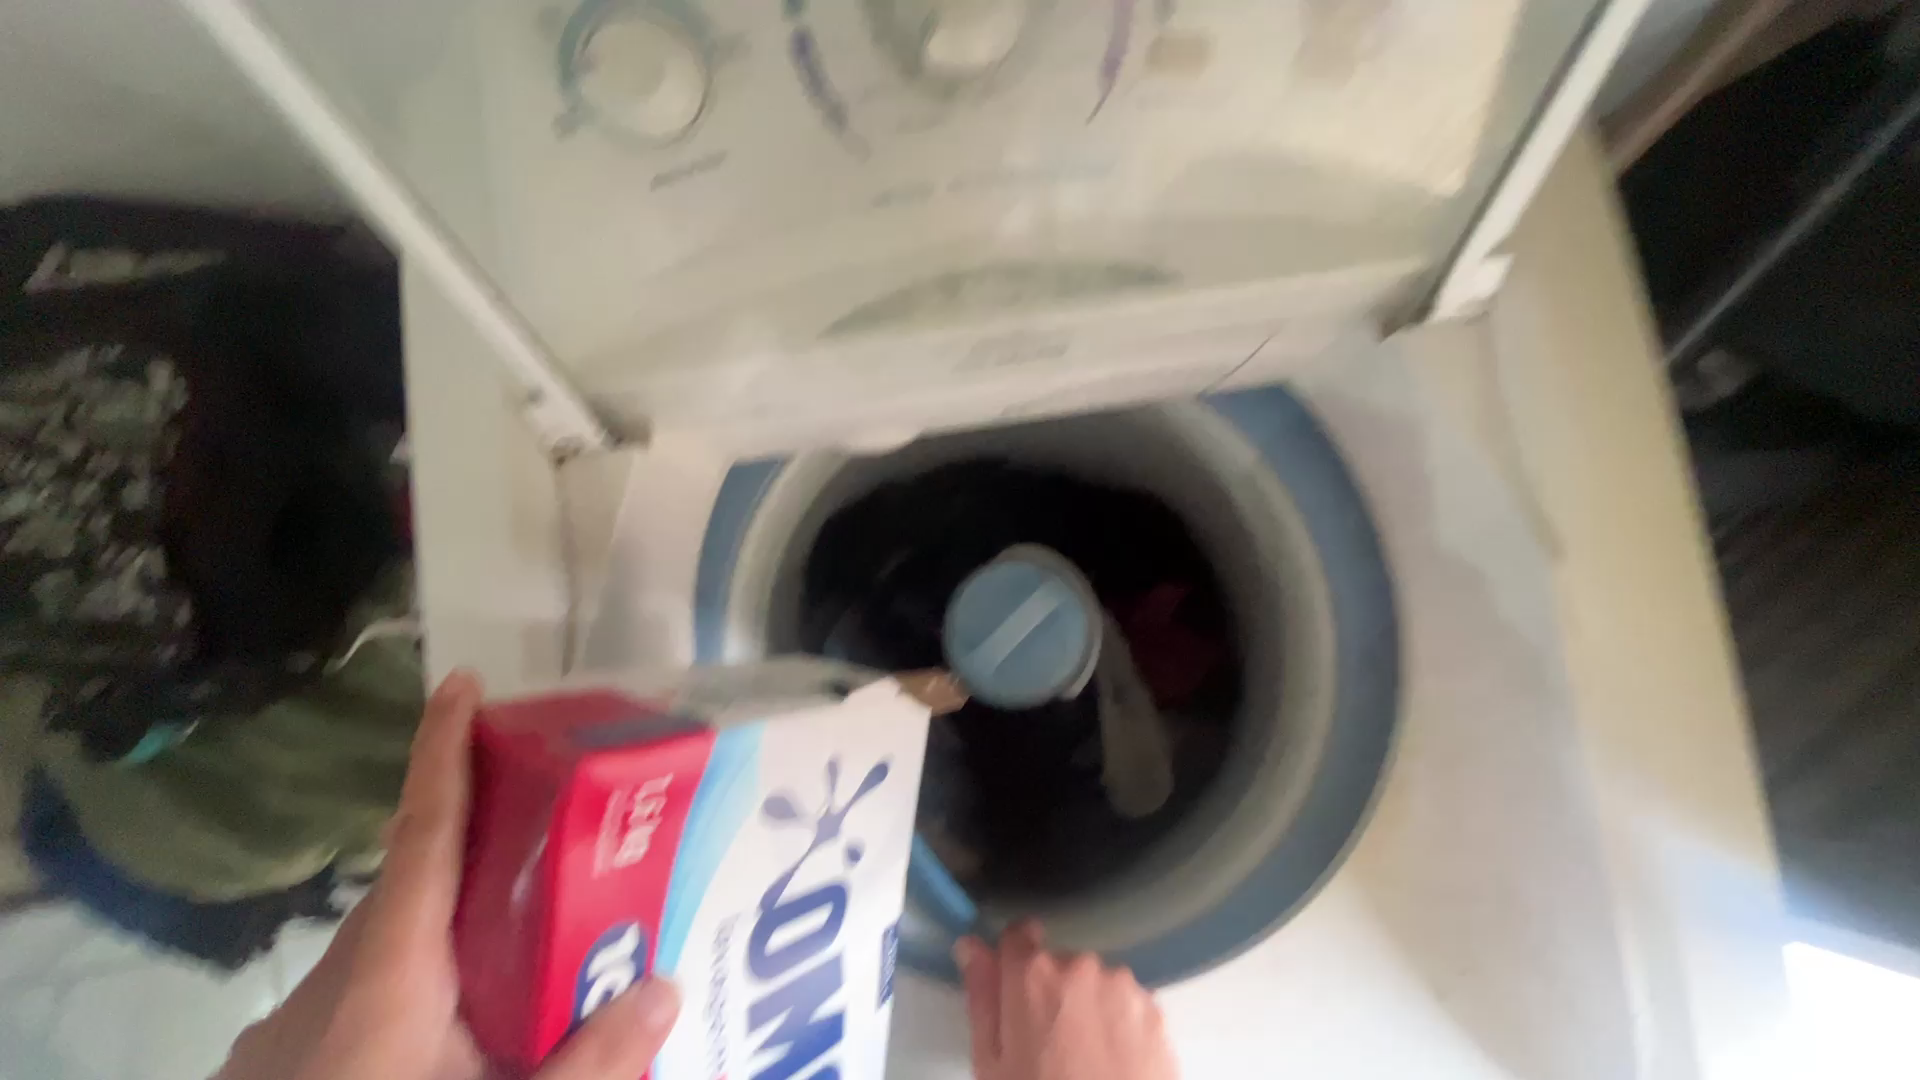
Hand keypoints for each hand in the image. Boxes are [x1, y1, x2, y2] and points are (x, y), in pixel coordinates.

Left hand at [215, 671, 681, 1079]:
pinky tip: (459, 1025)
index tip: (460, 682)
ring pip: (391, 943)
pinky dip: (422, 976)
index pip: (422, 838)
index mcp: (387, 980)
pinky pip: (367, 988)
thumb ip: (586, 1063)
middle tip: (560, 834)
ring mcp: (291, 1029)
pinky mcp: (283, 1063)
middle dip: (483, 846)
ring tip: (529, 940)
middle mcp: (329, 985)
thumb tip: (665, 988)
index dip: (441, 754)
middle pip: (416, 887)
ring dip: (456, 923)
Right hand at [955, 921, 1177, 1079]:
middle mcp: (1080, 964)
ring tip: (1088, 1062)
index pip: (1019, 934)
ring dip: (1088, 1007)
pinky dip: (1120, 1024)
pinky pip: (1127, 1004)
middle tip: (1052, 1046)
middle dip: (1053, 992)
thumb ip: (982, 996)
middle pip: (1059, 964)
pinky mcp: (1155, 1010)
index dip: (1015, 960)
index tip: (1017, 990)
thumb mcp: (992, 1065)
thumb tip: (971, 946)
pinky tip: (1116, 1065)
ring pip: (1095, 983)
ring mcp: (1122, 985)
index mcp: (1033, 974)